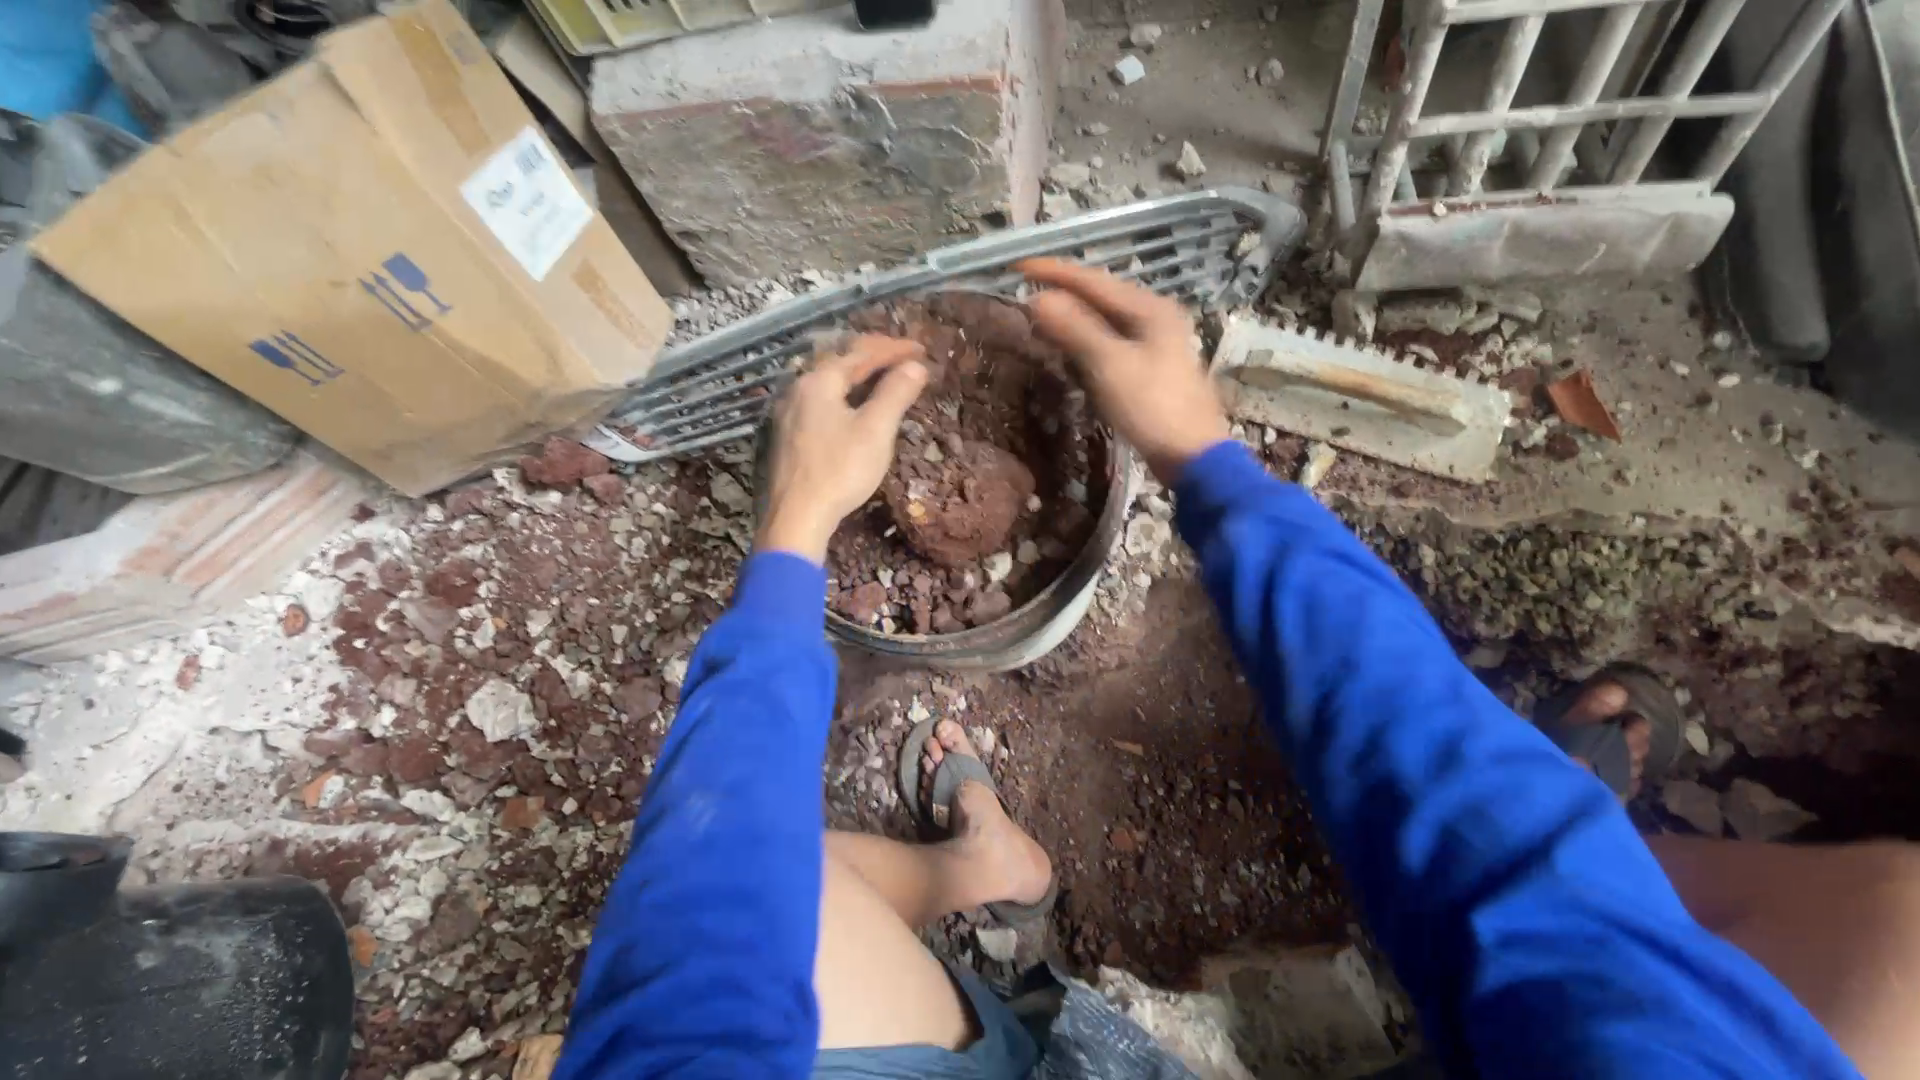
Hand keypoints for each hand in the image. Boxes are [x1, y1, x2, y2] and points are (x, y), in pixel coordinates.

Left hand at [756, 334, 928, 563]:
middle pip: (840, 363)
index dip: (893, 349)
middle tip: (902, 358)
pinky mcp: (786, 437)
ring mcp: (787, 414)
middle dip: (873, 358)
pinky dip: (843, 397)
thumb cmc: (839, 470)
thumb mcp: (875, 430)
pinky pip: (820, 403)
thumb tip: (914, 366)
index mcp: (818, 381)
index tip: (921, 350)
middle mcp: (797, 389)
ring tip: (881, 378)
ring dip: (857, 377)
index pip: (860, 353)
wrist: (796, 517)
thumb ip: (895, 393)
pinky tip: (852, 407)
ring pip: (828, 384)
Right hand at [1019, 258, 1230, 482]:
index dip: (1053, 271)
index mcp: (1149, 308)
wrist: (1193, 455)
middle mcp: (1154, 317)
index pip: (1092, 280)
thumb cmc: (1153, 407)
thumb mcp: (1110, 365)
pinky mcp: (1149, 368)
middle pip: (1099, 296)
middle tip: (1022, 292)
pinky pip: (1109, 342)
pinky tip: (1067, 347)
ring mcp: (1154, 343)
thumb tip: (1038, 299)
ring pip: (1104, 320)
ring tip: (1037, 317)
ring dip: (1071, 317)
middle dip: (1061, 293)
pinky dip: (1084, 340)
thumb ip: (1074, 329)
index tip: (1016, 265)